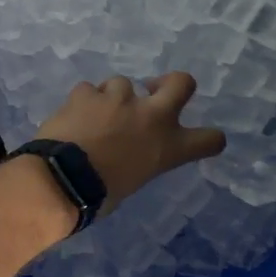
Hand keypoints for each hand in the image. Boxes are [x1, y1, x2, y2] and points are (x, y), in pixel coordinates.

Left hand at [35, 72, 225, 215]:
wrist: (63, 178)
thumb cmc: (100, 193)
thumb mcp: (134, 180)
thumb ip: (139, 160)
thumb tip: (124, 155)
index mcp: (170, 147)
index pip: (212, 139)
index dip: (207, 137)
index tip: (195, 137)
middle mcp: (152, 117)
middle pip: (182, 82)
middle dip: (169, 83)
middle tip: (153, 90)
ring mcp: (119, 100)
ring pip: (122, 82)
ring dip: (112, 96)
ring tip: (94, 114)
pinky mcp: (87, 93)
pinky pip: (88, 89)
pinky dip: (82, 100)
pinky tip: (72, 114)